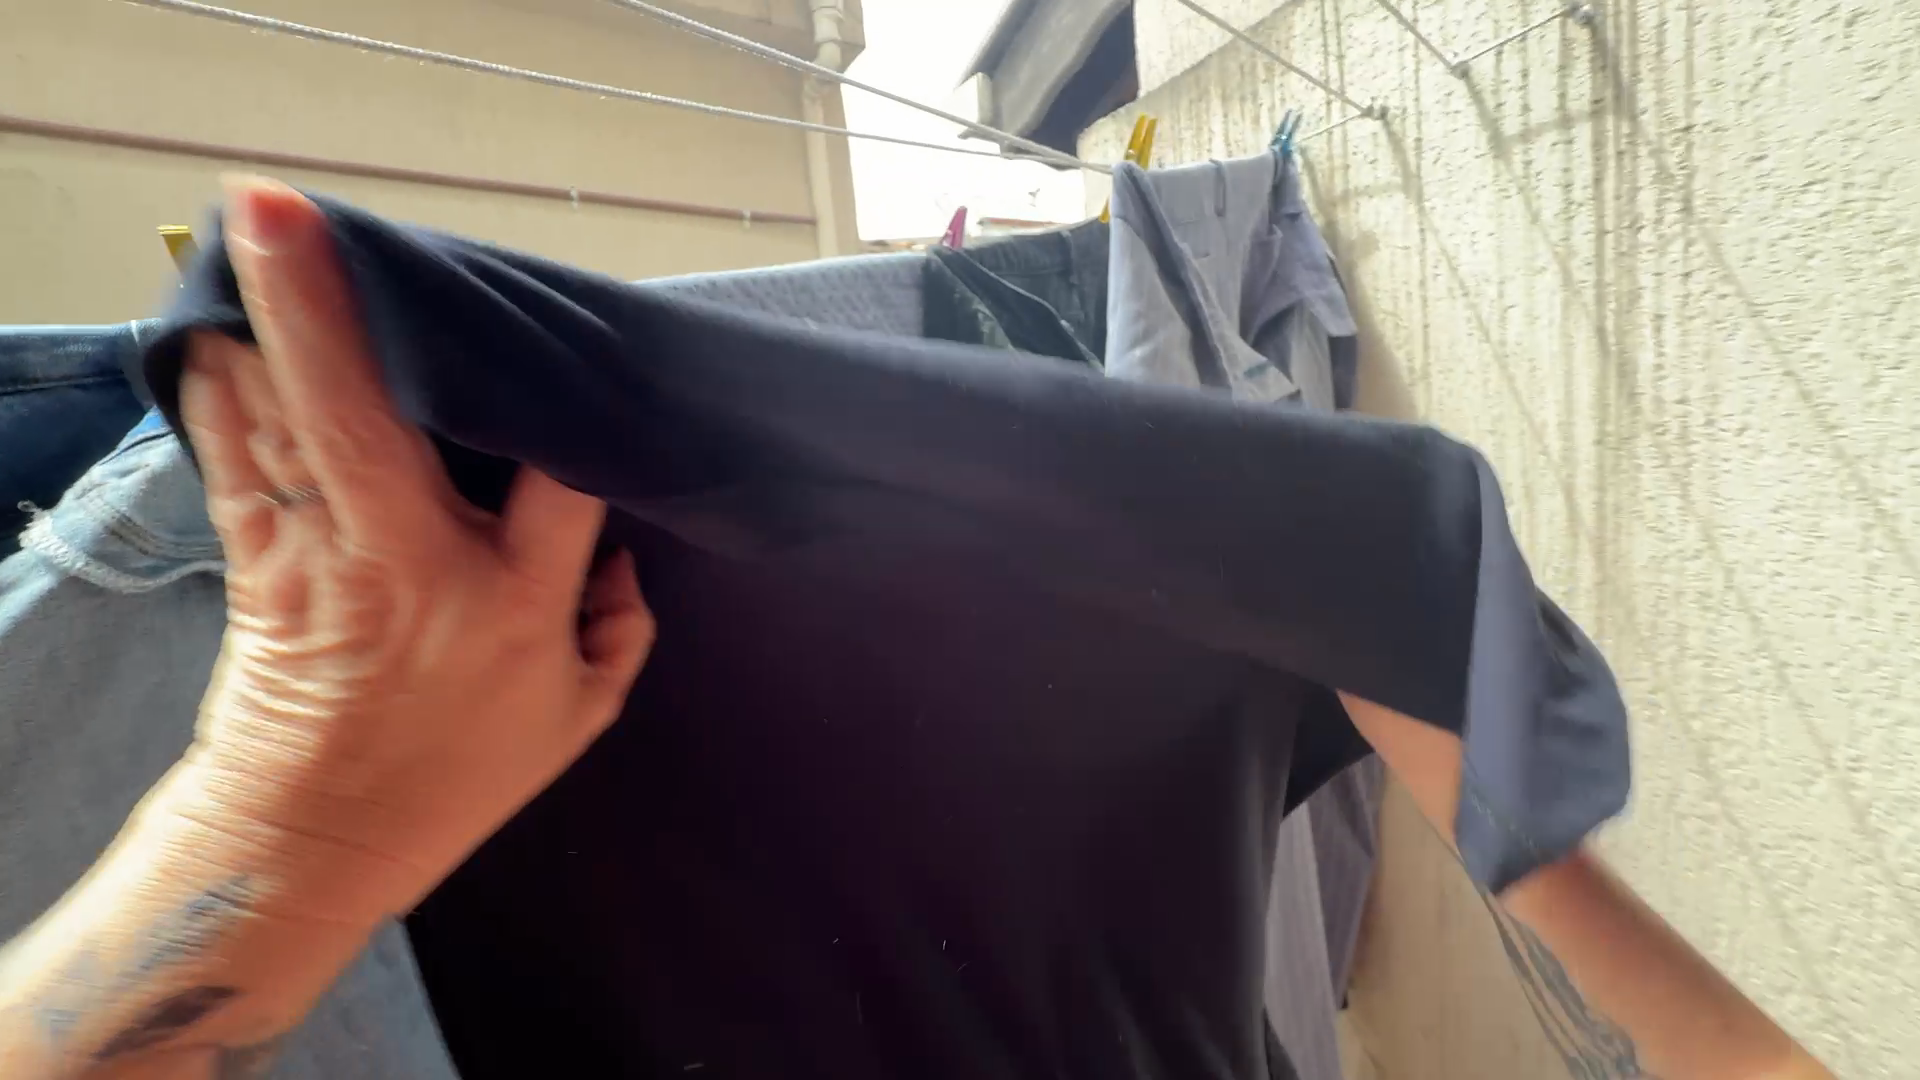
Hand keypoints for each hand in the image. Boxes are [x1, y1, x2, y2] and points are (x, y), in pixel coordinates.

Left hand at [167, 178, 654, 923]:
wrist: (311, 840)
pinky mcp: (260, 567)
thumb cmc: (463, 776)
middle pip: (372, 421)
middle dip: (327, 316)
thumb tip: (619, 554)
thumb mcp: (584, 713)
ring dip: (261, 333)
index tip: (571, 362)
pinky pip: (237, 462)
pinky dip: (226, 395)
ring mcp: (324, 559)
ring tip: (257, 243)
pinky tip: (222, 339)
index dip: (569, 416)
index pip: (560, 482)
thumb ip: (623, 625)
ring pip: (280, 424)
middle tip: (284, 215)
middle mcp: (418, 563)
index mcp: (517, 602)